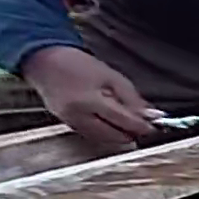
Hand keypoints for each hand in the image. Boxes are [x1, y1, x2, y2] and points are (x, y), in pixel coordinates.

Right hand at [22, 46, 161, 148]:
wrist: (41, 59)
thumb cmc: (80, 66)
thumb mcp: (115, 80)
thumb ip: (135, 101)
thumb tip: (155, 117)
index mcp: (89, 102)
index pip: (126, 123)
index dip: (146, 127)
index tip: (157, 125)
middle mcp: (75, 114)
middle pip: (116, 136)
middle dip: (133, 133)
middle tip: (143, 124)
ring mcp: (67, 119)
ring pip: (104, 139)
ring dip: (120, 134)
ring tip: (126, 121)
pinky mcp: (63, 120)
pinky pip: (91, 134)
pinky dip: (106, 132)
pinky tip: (112, 122)